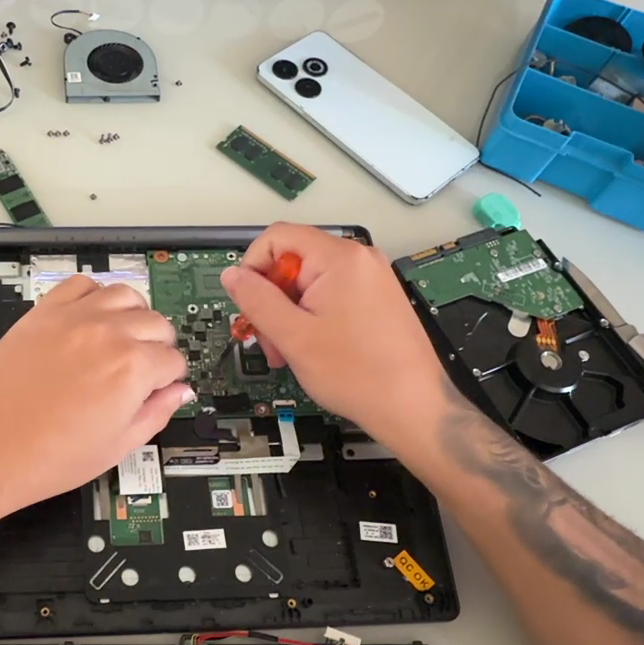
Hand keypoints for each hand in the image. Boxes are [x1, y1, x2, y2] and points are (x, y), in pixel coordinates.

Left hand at [0, 276, 192, 521]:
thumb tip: (178, 394)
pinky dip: (93, 295)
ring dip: (133, 314)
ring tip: (124, 338)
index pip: (174, 360)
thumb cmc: (42, 458)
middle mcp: (106, 335)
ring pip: (125, 294)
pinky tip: (91, 318)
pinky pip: (79, 285)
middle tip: (145, 369)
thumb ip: (155, 413)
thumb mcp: (116, 448)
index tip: (161, 387)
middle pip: (156, 323)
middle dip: (158, 346)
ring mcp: (72, 319)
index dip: (171, 379)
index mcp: (132, 369)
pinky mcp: (42, 314)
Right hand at [220, 223, 457, 454]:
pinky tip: (309, 349)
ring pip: (308, 283)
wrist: (411, 406)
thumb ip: (256, 300)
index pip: (277, 237)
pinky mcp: (376, 298)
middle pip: (292, 262)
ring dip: (288, 314)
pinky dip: (311, 318)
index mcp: (340, 259)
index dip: (252, 267)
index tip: (248, 302)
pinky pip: (329, 296)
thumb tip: (232, 275)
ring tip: (289, 352)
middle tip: (269, 339)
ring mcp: (371, 279)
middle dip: (271, 300)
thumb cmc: (360, 374)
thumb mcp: (293, 336)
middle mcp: (359, 260)